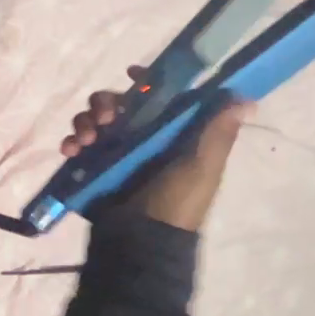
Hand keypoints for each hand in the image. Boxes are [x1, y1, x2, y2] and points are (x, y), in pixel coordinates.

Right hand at [60, 67, 250, 232]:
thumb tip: (243, 97)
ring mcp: (116, 151)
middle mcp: (144, 137)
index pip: (162, 96)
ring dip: (84, 122)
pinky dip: (71, 142)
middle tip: (104, 118)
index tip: (132, 74)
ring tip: (83, 142)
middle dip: (105, 103)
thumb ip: (216, 132)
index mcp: (173, 133)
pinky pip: (78, 143)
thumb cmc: (176, 201)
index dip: (148, 80)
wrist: (141, 241)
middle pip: (120, 103)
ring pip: (94, 119)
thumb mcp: (201, 167)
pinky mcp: (94, 166)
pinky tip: (70, 152)